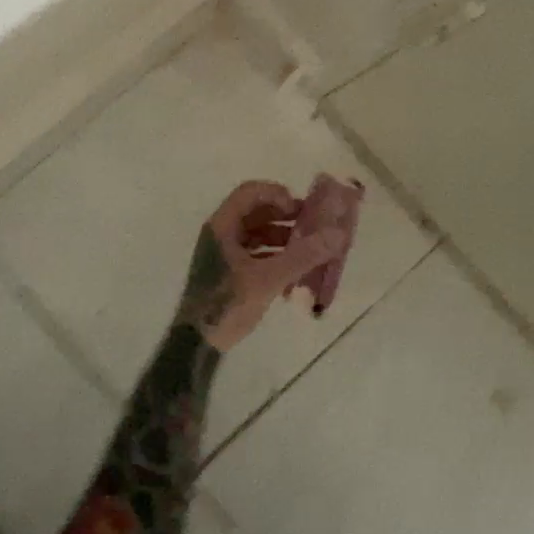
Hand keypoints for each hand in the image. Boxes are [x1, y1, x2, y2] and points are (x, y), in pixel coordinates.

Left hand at [182, 180, 344, 351]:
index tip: (301, 210)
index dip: (277, 194)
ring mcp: (223, 252)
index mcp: (222, 226)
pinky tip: (296, 272)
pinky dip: (275, 256)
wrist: (197, 341)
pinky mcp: (228, 271)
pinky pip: (255, 253)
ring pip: (257, 233)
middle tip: (314, 228)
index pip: (250, 192)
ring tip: (311, 250)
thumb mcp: (267, 279)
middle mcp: (221, 233)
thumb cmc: (226, 303)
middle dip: (286, 217)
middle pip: (256, 212)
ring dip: (283, 237)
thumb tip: (336, 234)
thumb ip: (301, 256)